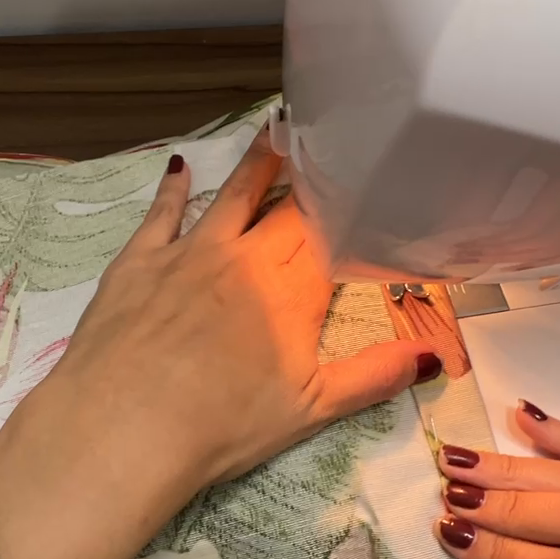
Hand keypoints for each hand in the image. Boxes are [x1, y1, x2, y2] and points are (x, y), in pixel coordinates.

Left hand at [0, 140, 439, 558]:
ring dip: (257, 164)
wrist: (124, 429)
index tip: (367, 188)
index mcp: (290, 292)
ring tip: (276, 130)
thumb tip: (435, 355)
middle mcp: (244, 257)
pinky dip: (173, 188)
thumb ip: (374, 377)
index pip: (329, 238)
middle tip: (329, 149)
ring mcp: (188, 252)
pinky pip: (161, 212)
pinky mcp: (138, 259)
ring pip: (232, 195)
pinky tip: (179, 166)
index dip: (349, 214)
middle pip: (286, 211)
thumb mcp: (311, 411)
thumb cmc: (223, 427)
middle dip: (312, 183)